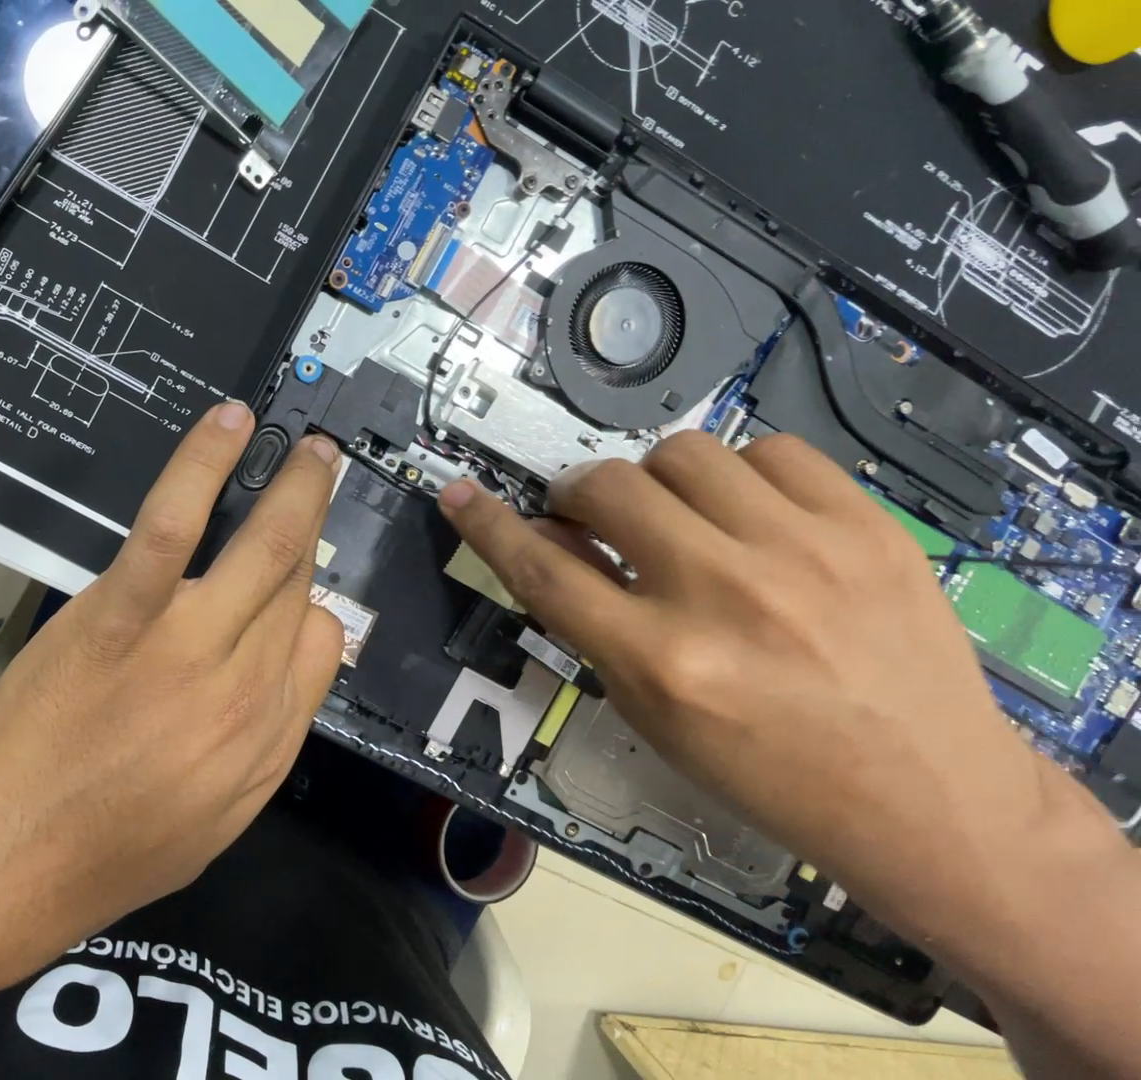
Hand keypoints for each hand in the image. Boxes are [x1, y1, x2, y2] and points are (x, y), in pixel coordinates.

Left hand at [0, 403, 344, 995]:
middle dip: (313, 519)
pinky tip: (228, 424)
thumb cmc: (102, 850)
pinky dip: (205, 467)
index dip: (311, 602)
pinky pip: (176, 525)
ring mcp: (186, 644)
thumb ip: (264, 744)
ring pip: (264, 547)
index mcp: (269, 738)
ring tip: (306, 446)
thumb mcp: (213, 821)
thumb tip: (289, 666)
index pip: (321, 642)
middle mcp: (247, 685)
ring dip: (292, 485)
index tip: (291, 579)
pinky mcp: (123, 614)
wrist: (3, 857)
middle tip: (320, 472)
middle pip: (296, 582)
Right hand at [436, 433, 1125, 939]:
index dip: (489, 526)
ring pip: (682, 453)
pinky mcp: (868, 528)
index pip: (544, 571)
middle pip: (607, 489)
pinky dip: (741, 475)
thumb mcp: (652, 713)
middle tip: (590, 519)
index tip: (460, 495)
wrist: (927, 796)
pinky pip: (773, 450)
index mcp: (661, 661)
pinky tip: (748, 513)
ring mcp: (802, 551)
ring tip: (676, 515)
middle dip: (578, 497)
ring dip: (656, 481)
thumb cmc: (764, 772)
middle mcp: (722, 595)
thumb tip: (546, 543)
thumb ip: (591, 624)